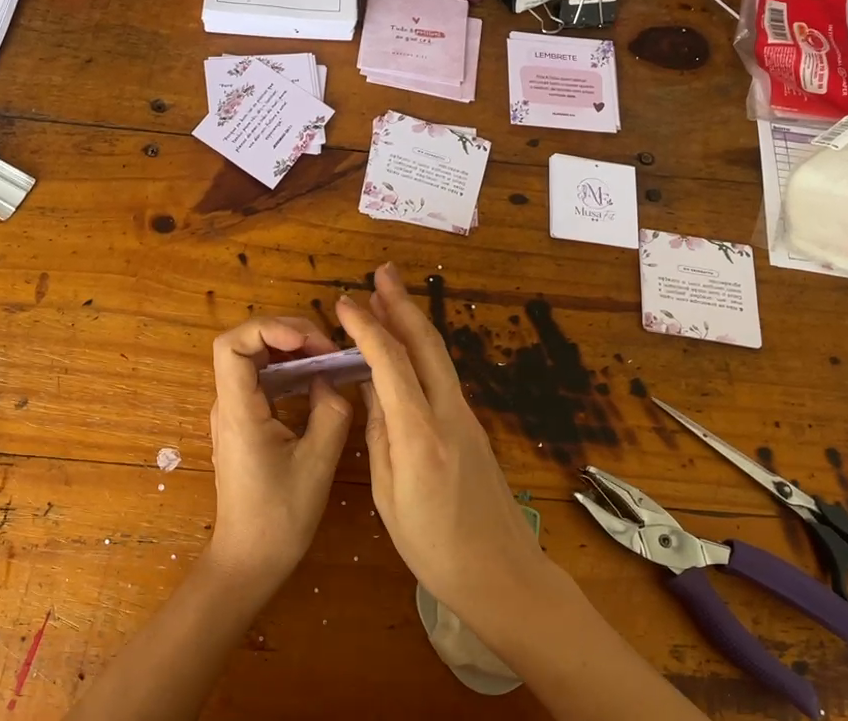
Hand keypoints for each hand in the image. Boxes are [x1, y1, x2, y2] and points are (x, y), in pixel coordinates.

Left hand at [206, 317, 354, 587]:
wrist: (250, 560)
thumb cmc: (281, 517)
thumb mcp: (318, 464)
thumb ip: (330, 412)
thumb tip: (331, 380)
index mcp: (238, 411)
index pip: (231, 346)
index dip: (267, 328)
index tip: (306, 341)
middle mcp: (227, 406)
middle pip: (244, 345)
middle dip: (286, 335)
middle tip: (327, 349)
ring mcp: (232, 414)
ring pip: (253, 361)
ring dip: (289, 352)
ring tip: (327, 360)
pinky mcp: (243, 425)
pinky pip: (260, 382)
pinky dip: (287, 372)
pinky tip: (315, 382)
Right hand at [337, 264, 546, 618]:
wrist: (503, 574)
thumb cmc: (434, 547)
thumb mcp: (388, 494)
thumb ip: (379, 434)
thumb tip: (368, 387)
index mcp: (419, 434)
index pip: (389, 363)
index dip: (366, 328)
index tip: (344, 303)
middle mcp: (448, 414)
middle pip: (425, 344)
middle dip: (401, 304)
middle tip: (381, 273)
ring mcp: (466, 418)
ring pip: (438, 356)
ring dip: (412, 322)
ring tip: (388, 297)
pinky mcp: (473, 428)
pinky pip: (442, 376)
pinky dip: (421, 351)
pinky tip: (406, 348)